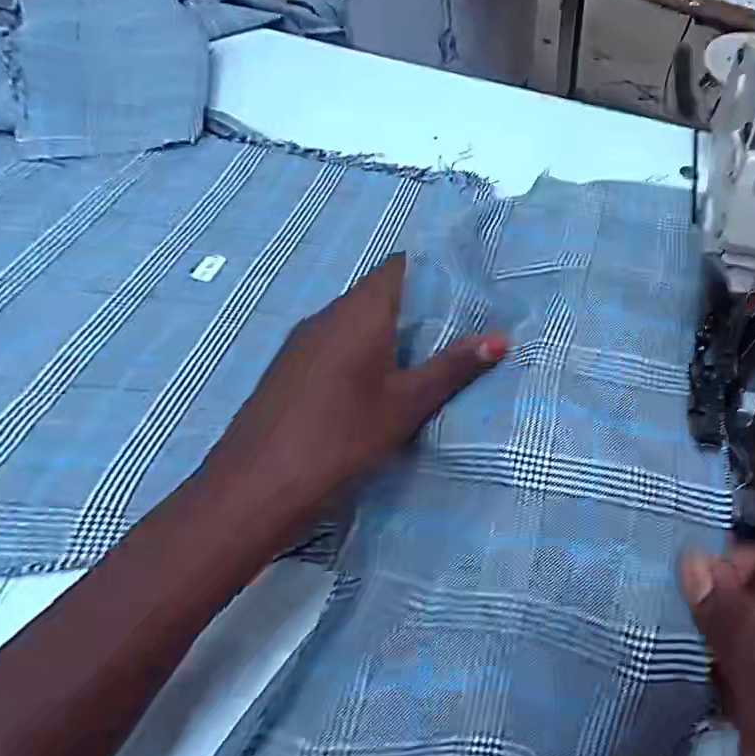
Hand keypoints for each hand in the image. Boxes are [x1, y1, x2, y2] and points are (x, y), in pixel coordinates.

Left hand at [192, 253, 506, 529]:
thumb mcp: (406, 404)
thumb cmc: (341, 437)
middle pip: (380, 291)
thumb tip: (501, 338)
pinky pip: (337, 340)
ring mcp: (304, 340)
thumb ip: (453, 367)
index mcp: (360, 310)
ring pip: (357, 317)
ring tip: (429, 353)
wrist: (253, 489)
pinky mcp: (291, 366)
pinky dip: (364, 347)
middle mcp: (329, 313)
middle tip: (461, 324)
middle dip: (420, 304)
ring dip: (391, 329)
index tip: (468, 288)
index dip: (435, 270)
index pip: (401, 266)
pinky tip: (380, 380)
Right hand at [681, 545, 754, 755]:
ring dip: (709, 637)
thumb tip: (695, 565)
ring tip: (685, 648)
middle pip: (750, 594)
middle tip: (678, 618)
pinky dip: (713, 665)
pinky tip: (698, 675)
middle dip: (713, 606)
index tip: (688, 586)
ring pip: (738, 628)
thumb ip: (730, 622)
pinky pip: (735, 659)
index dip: (727, 570)